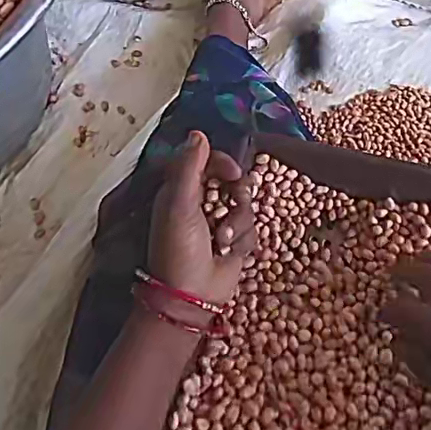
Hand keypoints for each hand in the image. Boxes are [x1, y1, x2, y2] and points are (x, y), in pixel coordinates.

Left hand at [148, 132, 254, 306]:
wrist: (191, 296)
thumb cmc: (178, 249)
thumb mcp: (180, 204)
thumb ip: (189, 167)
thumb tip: (198, 133)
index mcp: (182, 190)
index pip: (209, 162)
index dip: (224, 164)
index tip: (234, 174)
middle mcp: (201, 204)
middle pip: (233, 182)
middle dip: (238, 195)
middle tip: (235, 203)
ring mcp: (219, 223)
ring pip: (246, 206)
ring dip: (238, 222)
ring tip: (223, 240)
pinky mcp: (235, 243)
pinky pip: (251, 229)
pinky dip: (243, 240)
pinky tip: (229, 253)